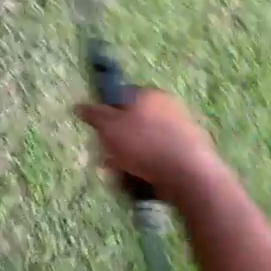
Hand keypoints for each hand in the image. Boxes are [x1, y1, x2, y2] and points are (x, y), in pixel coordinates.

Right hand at [76, 88, 224, 195]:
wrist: (188, 174)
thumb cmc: (143, 144)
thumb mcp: (108, 127)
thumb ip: (93, 114)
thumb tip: (79, 105)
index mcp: (149, 94)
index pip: (121, 95)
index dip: (107, 112)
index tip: (99, 129)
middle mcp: (169, 105)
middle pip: (135, 118)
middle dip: (119, 135)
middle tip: (108, 151)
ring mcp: (183, 127)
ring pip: (146, 137)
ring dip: (131, 151)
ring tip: (120, 168)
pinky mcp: (191, 149)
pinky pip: (161, 152)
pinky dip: (149, 161)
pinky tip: (140, 175)